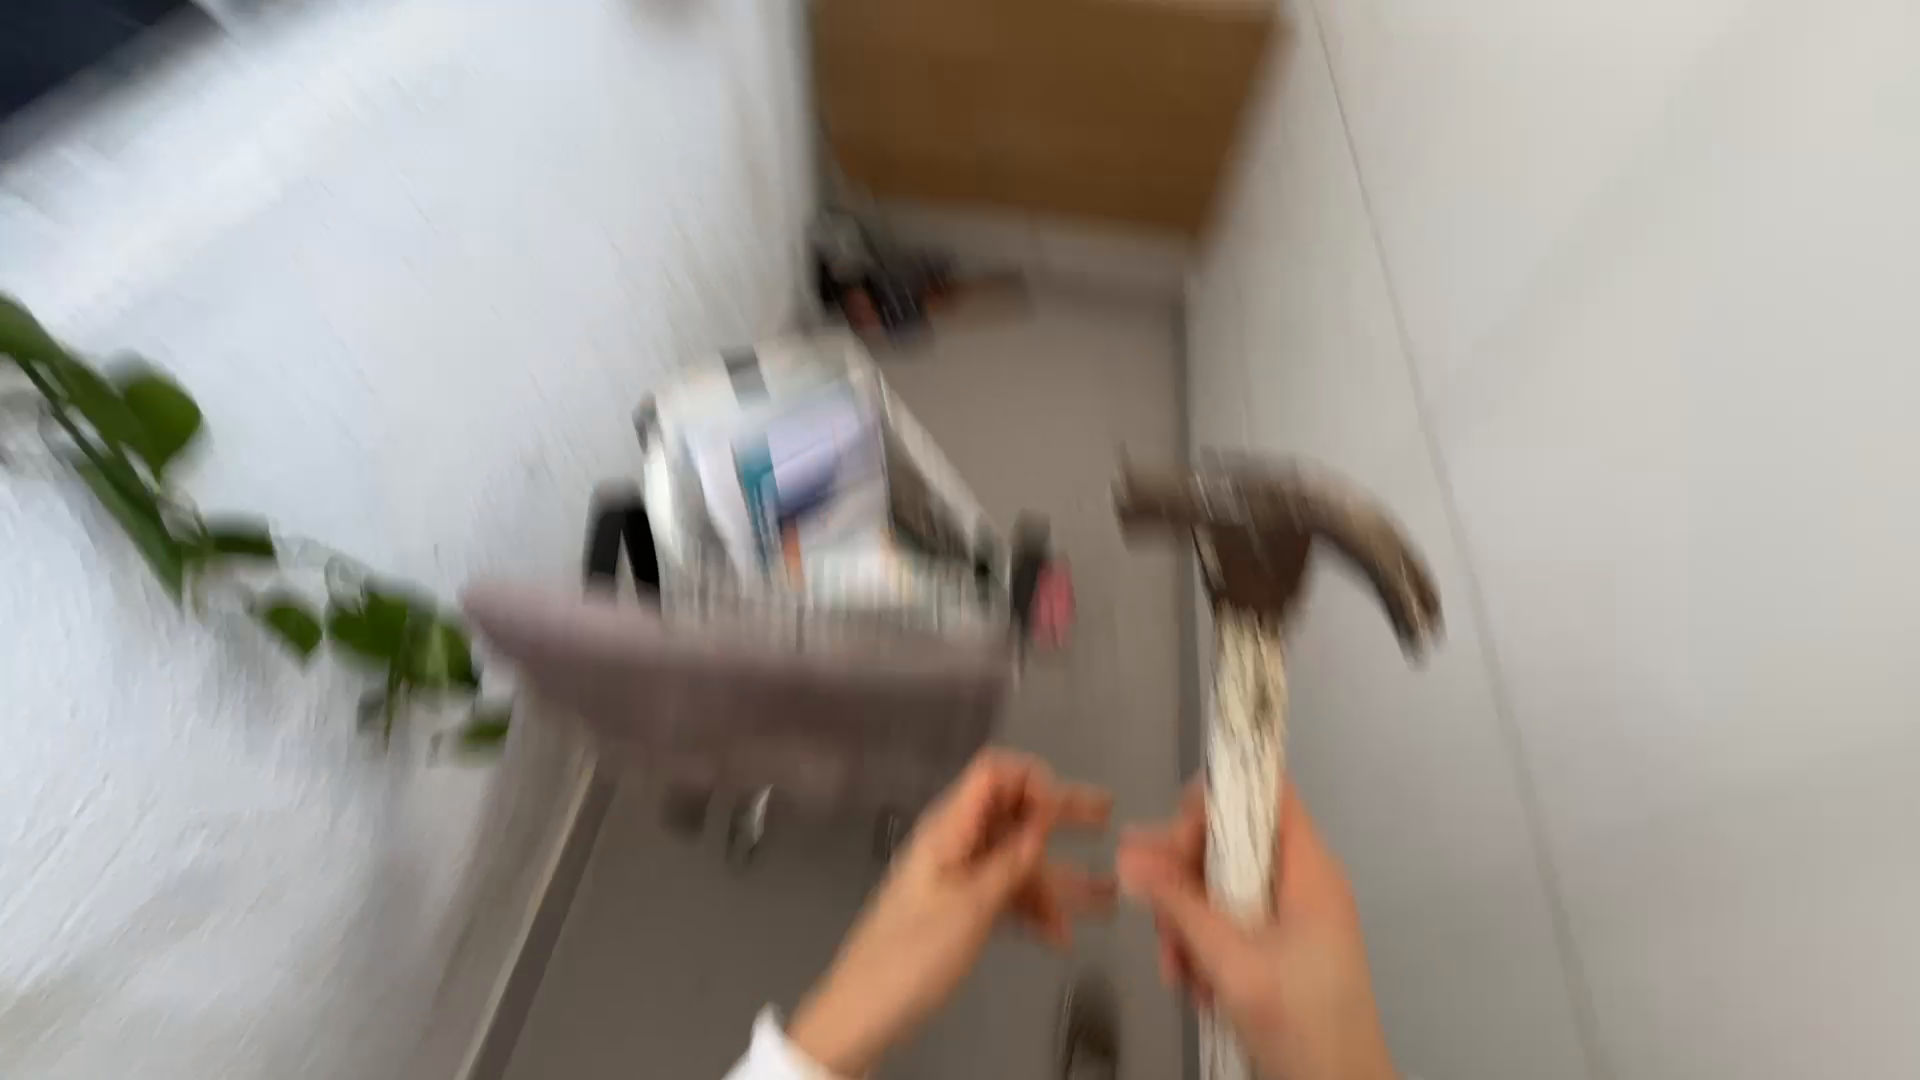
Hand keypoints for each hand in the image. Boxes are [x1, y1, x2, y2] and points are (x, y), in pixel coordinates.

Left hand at [789, 750, 1113, 1075]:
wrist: (864, 1012)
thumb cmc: (905, 958)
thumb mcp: (969, 907)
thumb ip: (1010, 861)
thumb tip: (1044, 817)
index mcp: (949, 829)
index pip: (993, 774)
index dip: (1032, 779)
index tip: (1065, 804)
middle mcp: (956, 843)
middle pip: (1014, 812)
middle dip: (1059, 813)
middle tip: (1103, 812)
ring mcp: (960, 876)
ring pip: (1018, 859)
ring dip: (1059, 875)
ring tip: (1106, 890)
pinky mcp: (962, 906)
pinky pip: (1008, 894)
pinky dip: (1035, 910)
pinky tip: (1061, 932)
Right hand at [1118, 781, 1394, 1079]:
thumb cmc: (1303, 1026)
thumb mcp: (1232, 962)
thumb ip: (1179, 905)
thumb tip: (1126, 856)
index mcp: (1307, 870)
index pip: (1264, 792)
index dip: (1218, 796)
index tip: (1179, 832)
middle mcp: (1295, 880)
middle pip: (1227, 839)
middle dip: (1181, 871)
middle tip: (1146, 896)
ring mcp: (1284, 913)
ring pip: (1215, 882)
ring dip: (1183, 918)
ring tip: (1172, 964)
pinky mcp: (1271, 944)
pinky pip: (1221, 919)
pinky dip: (1197, 944)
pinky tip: (1188, 980)